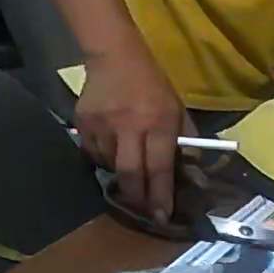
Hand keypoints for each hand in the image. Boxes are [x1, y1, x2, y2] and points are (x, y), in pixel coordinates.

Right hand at [74, 48, 183, 220]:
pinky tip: (114, 153)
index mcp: (159, 122)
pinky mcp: (83, 123)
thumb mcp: (177, 109)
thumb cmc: (153, 86)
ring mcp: (103, 125)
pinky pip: (94, 154)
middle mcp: (129, 125)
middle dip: (138, 199)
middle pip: (131, 174)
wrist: (114, 55)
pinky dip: (105, 161)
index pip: (159, 167)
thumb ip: (184, 140)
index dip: (161, 195)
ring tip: (130, 175)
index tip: (162, 216)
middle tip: (144, 212)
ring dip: (122, 178)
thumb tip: (190, 173)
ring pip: (111, 167)